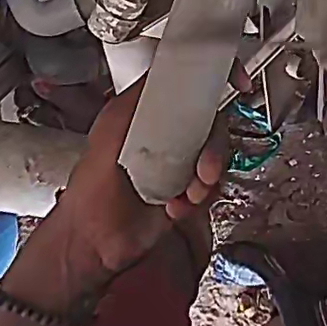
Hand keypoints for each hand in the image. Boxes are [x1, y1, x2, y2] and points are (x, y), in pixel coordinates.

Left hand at [3, 84, 220, 310]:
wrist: (94, 247)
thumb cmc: (90, 196)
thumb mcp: (106, 143)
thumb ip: (129, 110)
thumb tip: (157, 80)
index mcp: (140, 112)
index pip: (181, 82)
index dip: (209, 79)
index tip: (237, 81)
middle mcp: (160, 131)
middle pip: (208, 119)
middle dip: (213, 146)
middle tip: (204, 171)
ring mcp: (174, 159)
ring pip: (214, 151)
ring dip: (208, 176)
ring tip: (189, 196)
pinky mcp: (184, 186)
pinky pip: (211, 181)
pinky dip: (202, 196)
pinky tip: (178, 208)